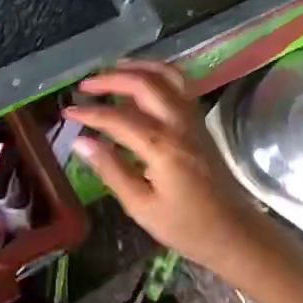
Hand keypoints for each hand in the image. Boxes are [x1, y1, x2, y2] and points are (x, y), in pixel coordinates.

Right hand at [63, 61, 268, 269]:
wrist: (235, 234)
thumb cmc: (186, 226)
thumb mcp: (140, 206)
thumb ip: (110, 169)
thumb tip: (80, 142)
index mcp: (162, 147)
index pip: (117, 118)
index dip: (89, 113)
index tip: (66, 112)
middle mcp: (180, 125)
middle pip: (144, 85)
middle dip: (110, 80)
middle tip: (84, 86)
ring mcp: (194, 120)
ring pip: (167, 77)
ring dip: (137, 68)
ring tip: (111, 69)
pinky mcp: (201, 123)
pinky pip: (180, 86)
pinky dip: (157, 75)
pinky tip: (141, 81)